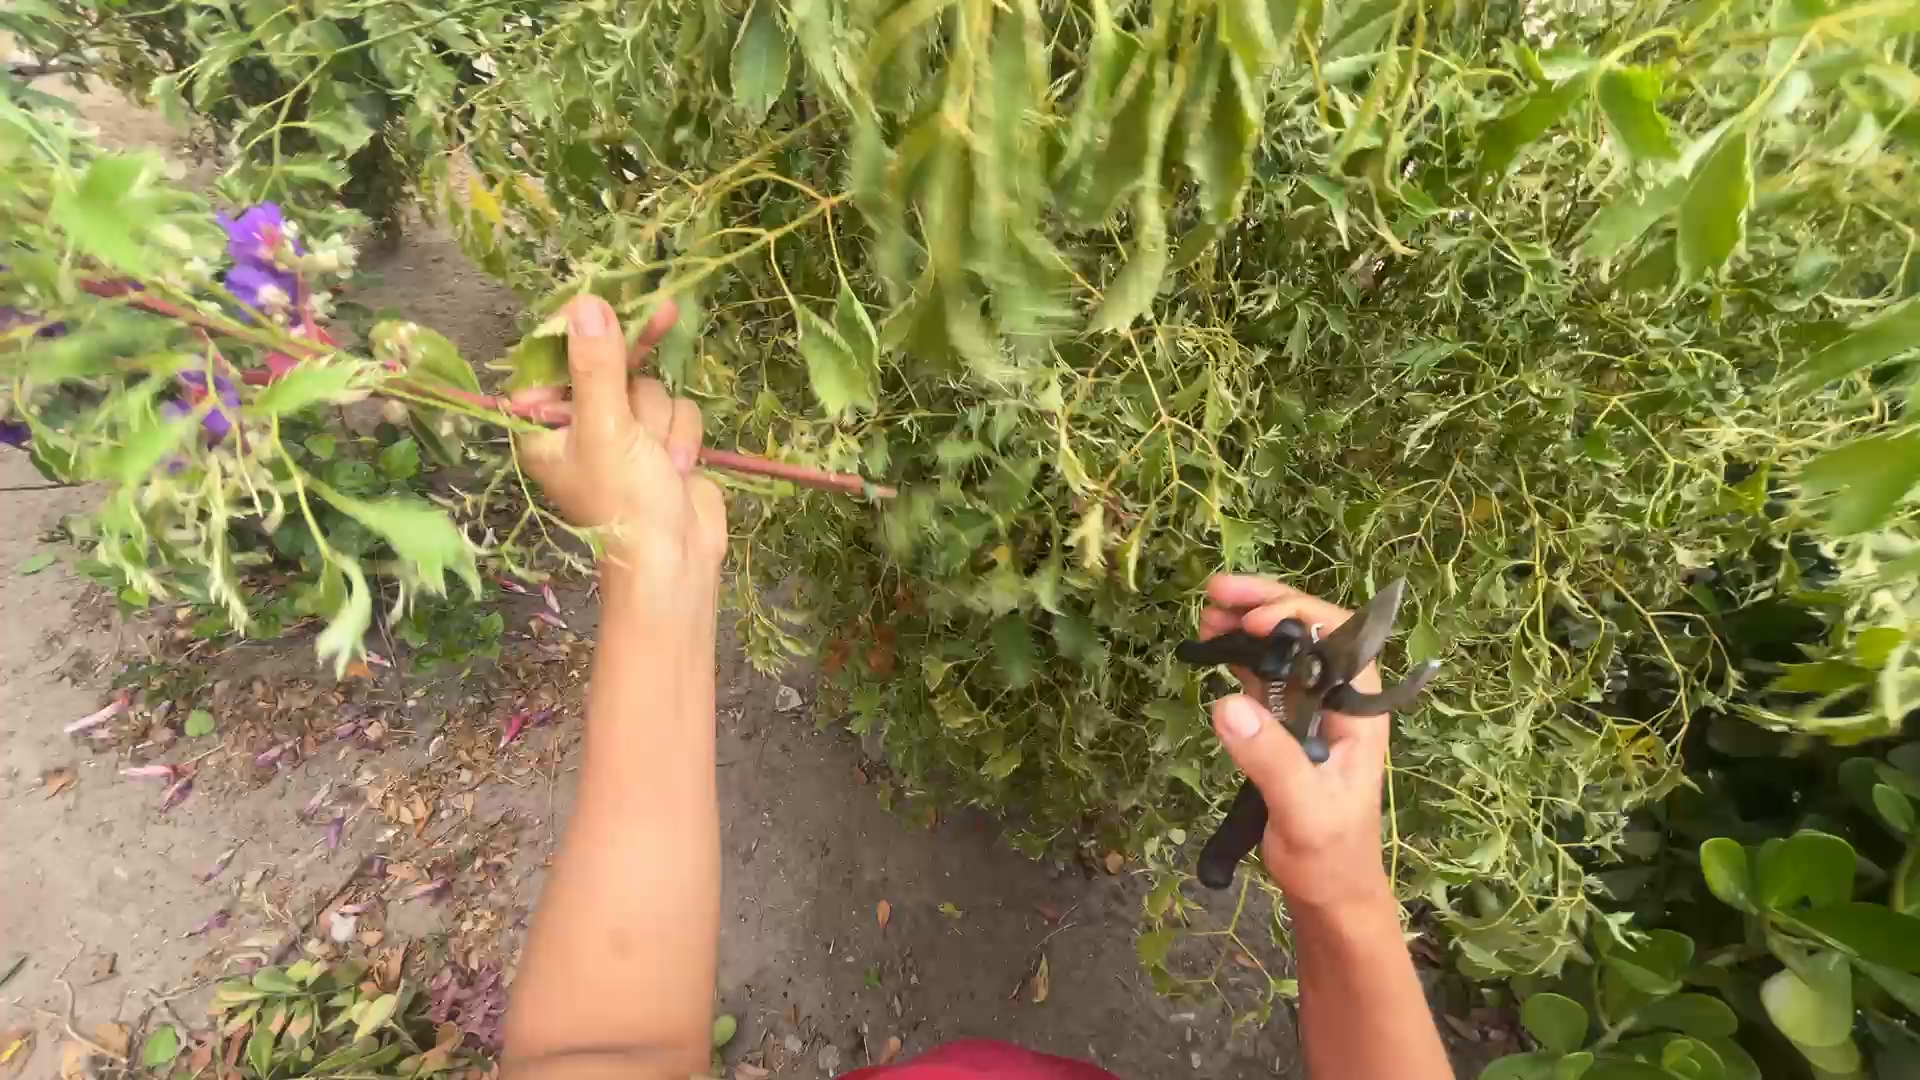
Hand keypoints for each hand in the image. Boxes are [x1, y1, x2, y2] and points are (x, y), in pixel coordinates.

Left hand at [509, 295, 726, 598]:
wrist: (677, 560)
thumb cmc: (626, 503)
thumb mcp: (607, 430)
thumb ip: (598, 366)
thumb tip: (588, 303)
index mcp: (547, 423)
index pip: (559, 358)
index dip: (586, 330)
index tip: (608, 302)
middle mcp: (586, 423)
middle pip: (614, 366)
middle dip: (640, 367)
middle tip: (666, 313)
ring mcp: (630, 435)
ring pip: (655, 390)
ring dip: (665, 422)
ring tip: (663, 461)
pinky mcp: (666, 444)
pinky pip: (680, 412)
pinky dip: (685, 438)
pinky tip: (680, 469)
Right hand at [1199, 575, 1392, 910]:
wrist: (1327, 887)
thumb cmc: (1328, 852)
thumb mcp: (1304, 809)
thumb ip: (1271, 759)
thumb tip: (1226, 705)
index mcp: (1358, 707)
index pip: (1340, 638)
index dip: (1298, 617)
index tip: (1253, 623)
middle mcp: (1336, 696)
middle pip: (1307, 630)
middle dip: (1265, 604)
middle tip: (1217, 593)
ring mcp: (1307, 704)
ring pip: (1281, 644)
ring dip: (1246, 622)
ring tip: (1207, 613)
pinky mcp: (1281, 717)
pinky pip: (1260, 669)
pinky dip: (1235, 651)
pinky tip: (1212, 643)